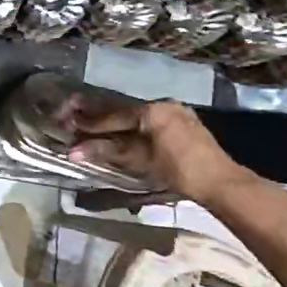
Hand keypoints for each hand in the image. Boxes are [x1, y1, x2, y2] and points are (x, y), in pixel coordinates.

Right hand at [63, 99, 262, 203]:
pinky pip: (151, 121)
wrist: (219, 182)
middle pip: (124, 111)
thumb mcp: (139, 161)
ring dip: (116, 122)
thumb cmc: (178, 170)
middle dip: (99, 117)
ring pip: (138, 115)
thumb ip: (107, 152)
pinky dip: (134, 126)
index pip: (113, 115)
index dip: (89, 121)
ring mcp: (176, 112)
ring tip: (95, 126)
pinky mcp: (185, 122)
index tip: (67, 121)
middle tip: (74, 115)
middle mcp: (163, 104)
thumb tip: (73, 152)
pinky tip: (124, 132)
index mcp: (151, 110)